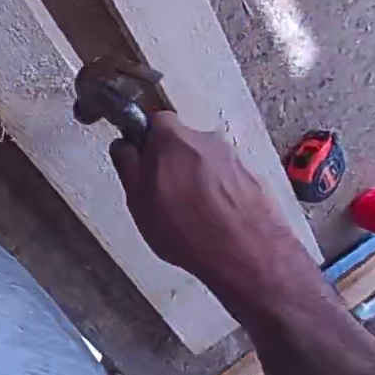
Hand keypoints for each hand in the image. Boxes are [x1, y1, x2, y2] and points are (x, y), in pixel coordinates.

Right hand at [111, 113, 330, 315]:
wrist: (245, 253)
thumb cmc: (186, 228)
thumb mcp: (137, 199)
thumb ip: (127, 165)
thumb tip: (123, 145)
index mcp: (172, 138)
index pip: (152, 121)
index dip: (143, 141)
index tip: (138, 162)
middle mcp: (205, 139)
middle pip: (179, 141)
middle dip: (168, 161)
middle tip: (157, 193)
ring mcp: (232, 157)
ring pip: (201, 161)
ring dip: (191, 179)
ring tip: (184, 213)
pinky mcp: (251, 177)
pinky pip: (221, 178)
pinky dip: (213, 192)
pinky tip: (207, 219)